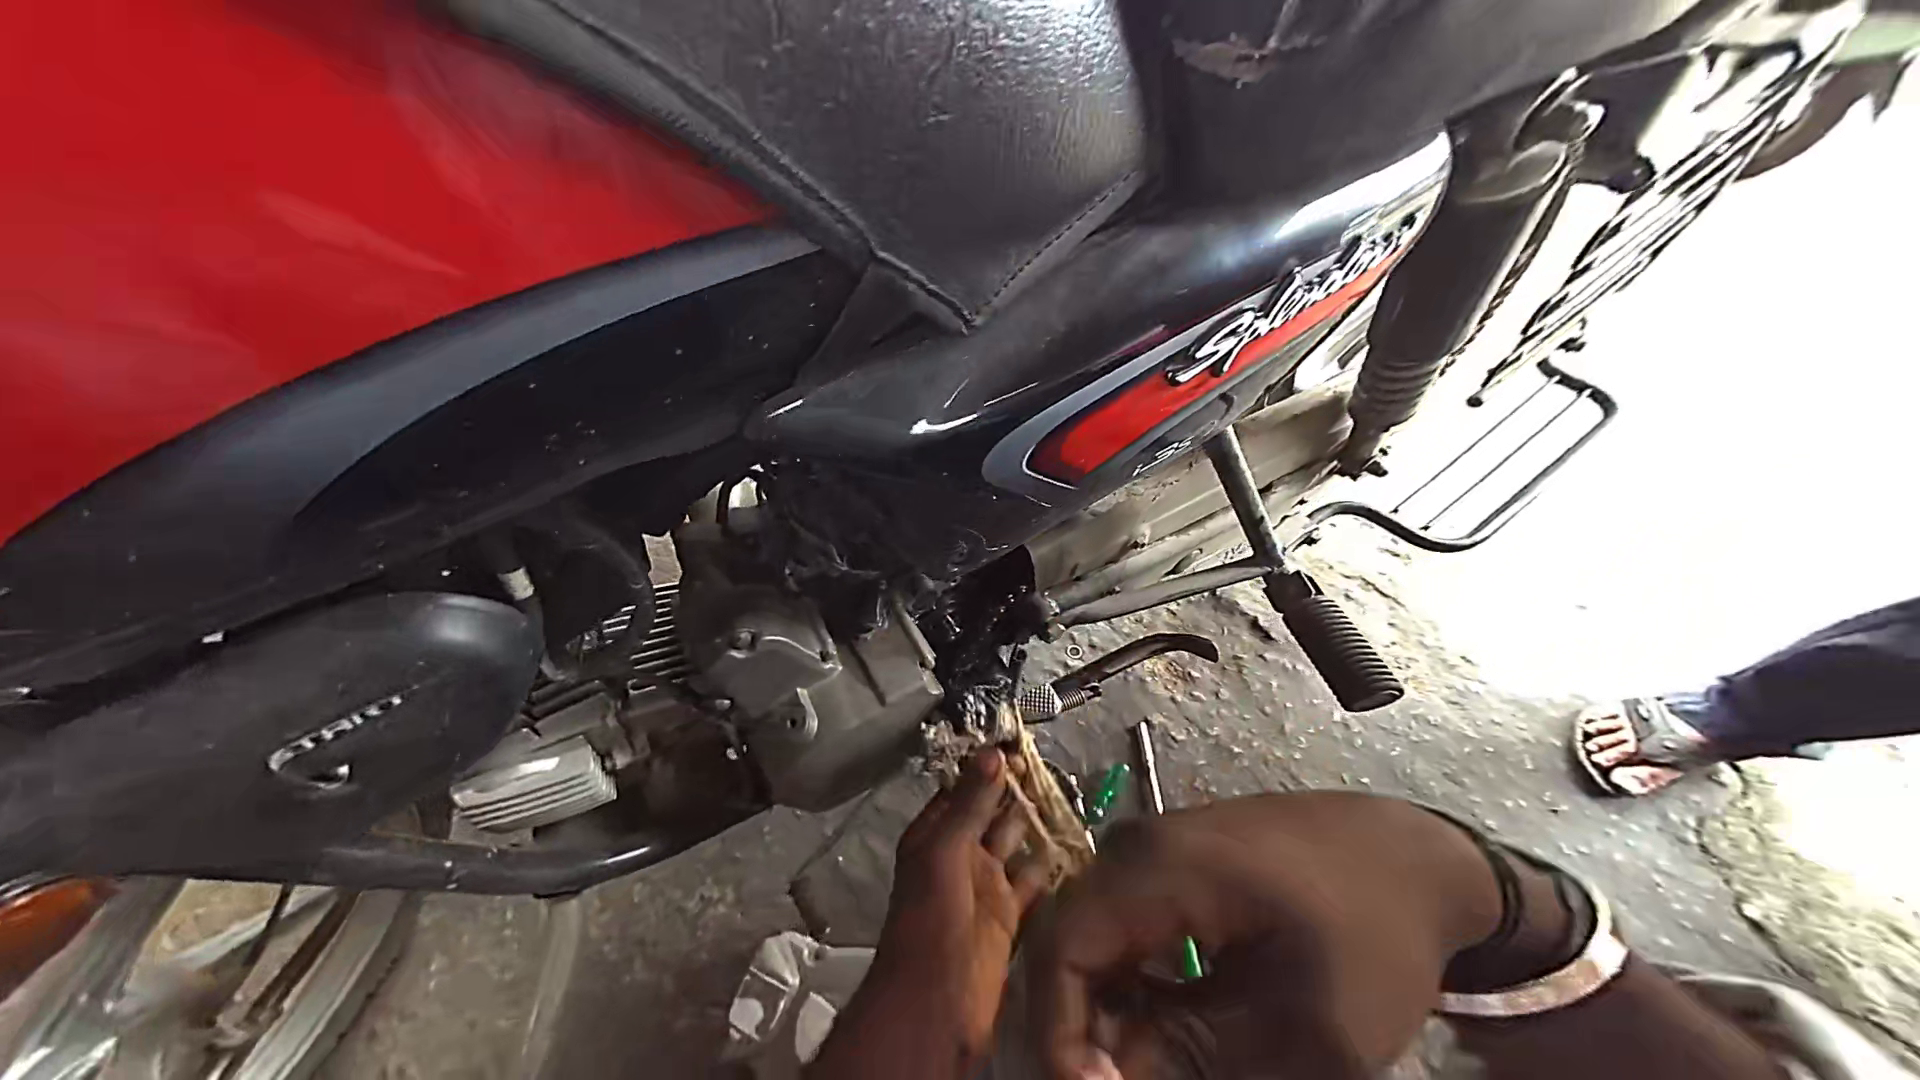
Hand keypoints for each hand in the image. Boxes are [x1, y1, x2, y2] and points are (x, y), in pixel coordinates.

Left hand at [809, 749, 1050, 1078]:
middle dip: (1014, 788)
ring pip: (1014, 842)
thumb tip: (992, 753)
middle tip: (1048, 761)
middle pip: (991, 812)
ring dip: (1035, 821)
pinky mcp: (1010, 915)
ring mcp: (986, 885)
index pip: (962, 789)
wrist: (935, 1002)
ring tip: (1065, 792)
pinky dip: (1049, 864)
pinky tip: (1072, 844)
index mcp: (934, 835)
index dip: (986, 766)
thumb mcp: (945, 851)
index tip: (1017, 741)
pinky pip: (1032, 881)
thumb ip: (969, 803)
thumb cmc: (930, 918)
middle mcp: (960, 854)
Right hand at [1032, 792, 1506, 1079]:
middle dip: (1082, 1032)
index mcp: (1154, 867)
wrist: (1406, 856)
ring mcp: (1145, 853)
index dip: (1059, 1035)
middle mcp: (1131, 850)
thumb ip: (1194, 1062)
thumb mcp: (1304, 1028)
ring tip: (1155, 1066)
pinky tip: (1171, 1032)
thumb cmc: (1368, 935)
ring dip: (1106, 1017)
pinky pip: (1121, 932)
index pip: (1061, 948)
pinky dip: (1131, 991)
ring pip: (1091, 942)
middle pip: (1067, 944)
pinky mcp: (1163, 867)